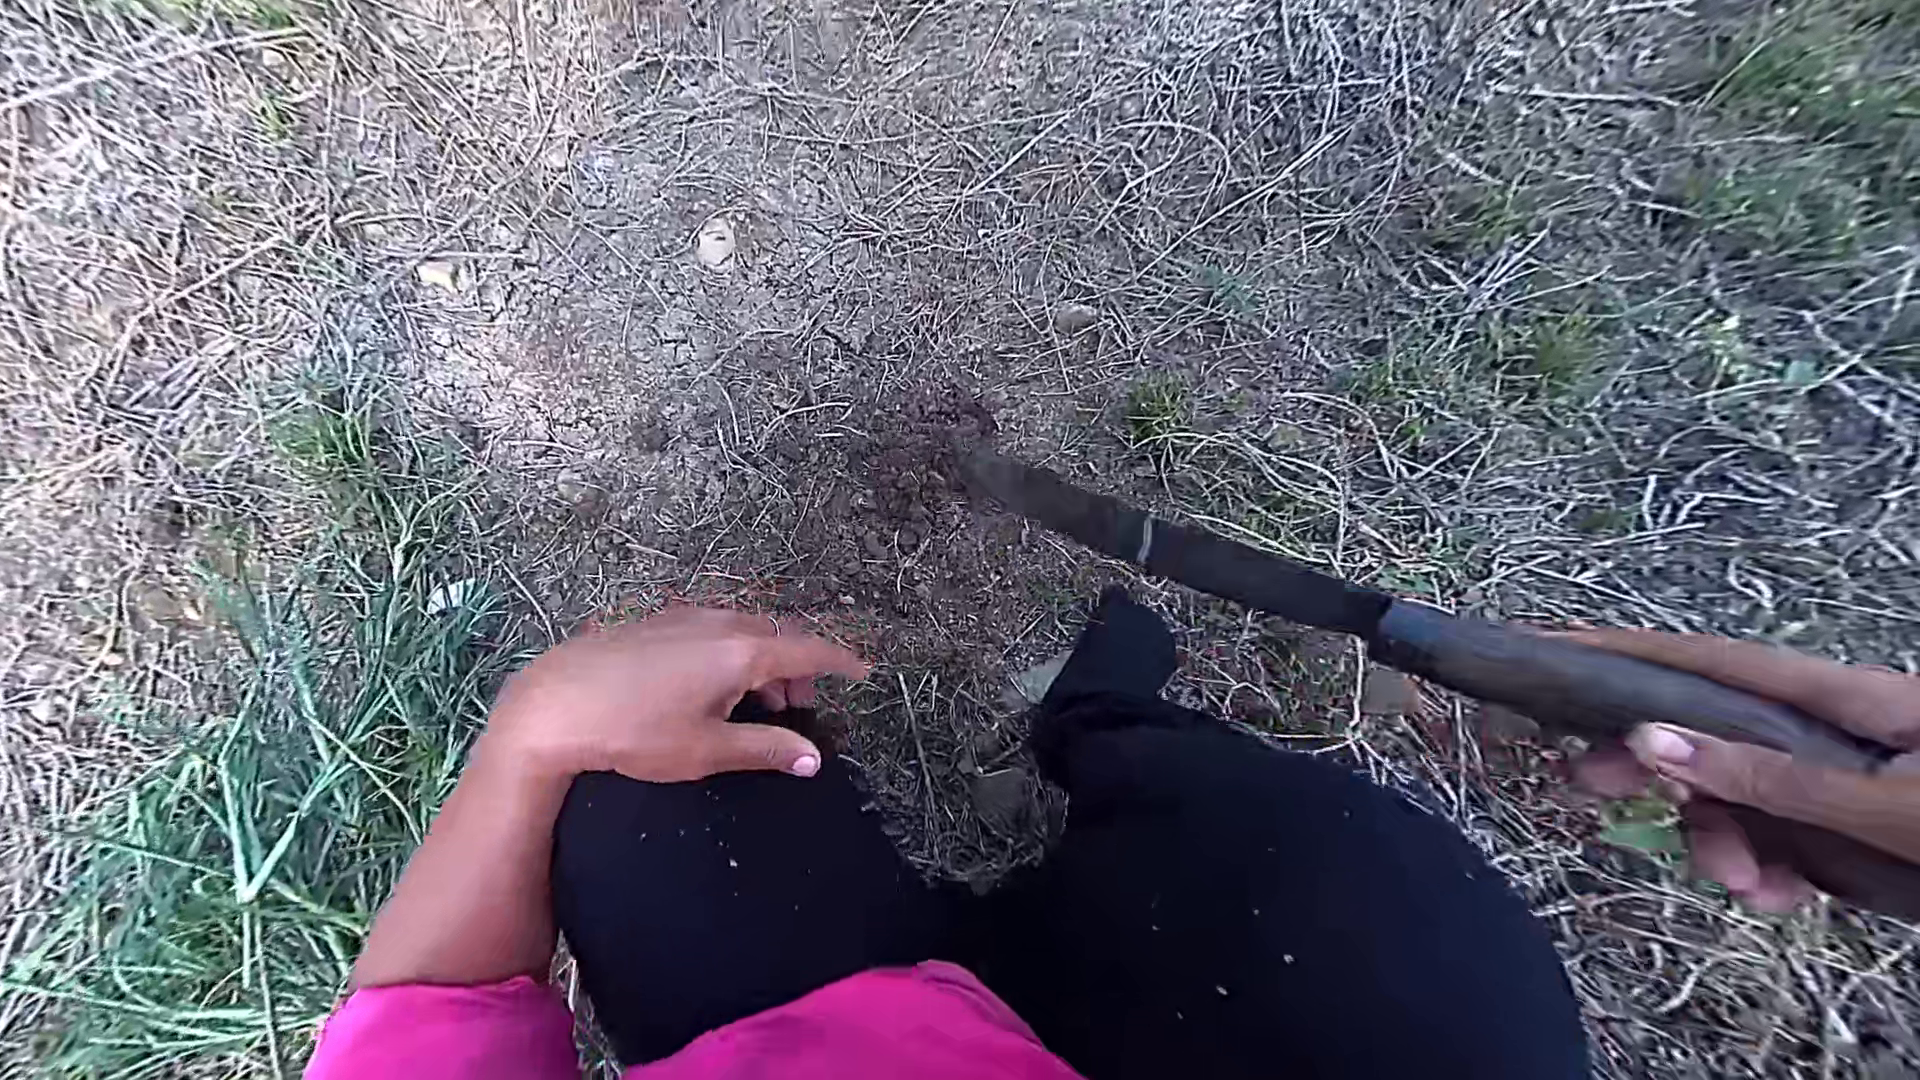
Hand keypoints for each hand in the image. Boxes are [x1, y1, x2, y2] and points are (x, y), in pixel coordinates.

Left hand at [482, 607, 870, 783]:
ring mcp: (692, 616)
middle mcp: (725, 623)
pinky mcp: (663, 618)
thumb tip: (814, 760)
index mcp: (744, 652)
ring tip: (753, 700)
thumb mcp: (706, 749)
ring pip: (750, 631)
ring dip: (766, 660)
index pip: (810, 649)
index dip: (841, 660)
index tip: (864, 670)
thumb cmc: (634, 732)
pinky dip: (736, 650)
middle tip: (794, 709)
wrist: (550, 704)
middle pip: (782, 638)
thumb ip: (767, 748)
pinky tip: (712, 681)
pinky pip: (720, 628)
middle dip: (799, 669)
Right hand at [1570, 629, 1919, 911]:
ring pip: (1746, 792)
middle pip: (1706, 729)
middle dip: (1651, 763)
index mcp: (1846, 702)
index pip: (1701, 659)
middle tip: (1585, 783)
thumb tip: (1644, 737)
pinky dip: (1774, 866)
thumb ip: (1775, 775)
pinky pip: (1792, 834)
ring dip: (1723, 836)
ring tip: (1740, 884)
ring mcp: (1852, 779)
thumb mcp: (1912, 811)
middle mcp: (1835, 731)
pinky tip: (1779, 896)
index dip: (1617, 647)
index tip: (1544, 641)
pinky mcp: (1870, 826)